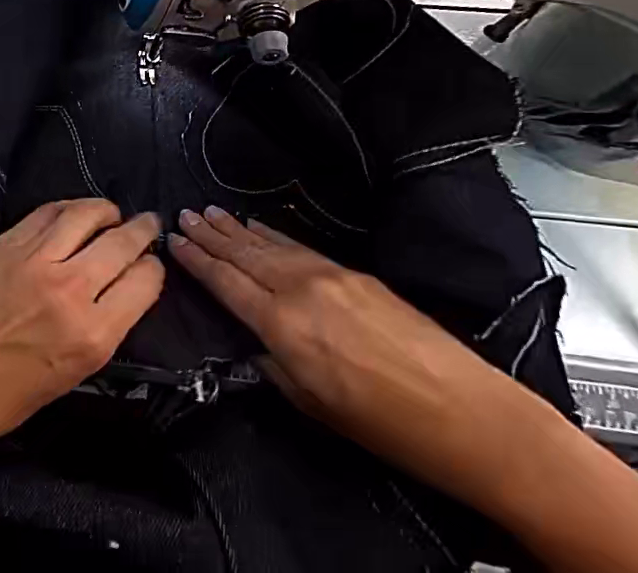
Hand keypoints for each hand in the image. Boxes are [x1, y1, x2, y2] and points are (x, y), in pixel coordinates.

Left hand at [0, 199, 164, 450]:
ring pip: (90, 214)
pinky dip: (73, 208)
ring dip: (110, 212)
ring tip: (113, 216)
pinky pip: (53, 210)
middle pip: (125, 241)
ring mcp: (38, 260)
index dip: (153, 269)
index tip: (148, 267)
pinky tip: (77, 215)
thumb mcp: (74, 374)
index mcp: (93, 334)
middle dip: (143, 230)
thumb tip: (127, 287)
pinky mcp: (10, 242)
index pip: (146, 280)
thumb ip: (107, 326)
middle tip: (148, 225)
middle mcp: (72, 290)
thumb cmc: (5, 394)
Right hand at [168, 207, 501, 448]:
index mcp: (284, 327)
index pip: (227, 284)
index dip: (198, 261)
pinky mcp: (354, 272)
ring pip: (270, 246)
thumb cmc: (383, 423)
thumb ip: (273, 363)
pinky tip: (258, 227)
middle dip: (211, 235)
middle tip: (184, 215)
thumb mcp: (311, 405)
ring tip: (211, 213)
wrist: (462, 408)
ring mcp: (330, 275)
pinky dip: (273, 235)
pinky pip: (299, 247)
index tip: (175, 242)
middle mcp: (302, 290)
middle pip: (245, 255)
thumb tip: (255, 340)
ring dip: (237, 229)